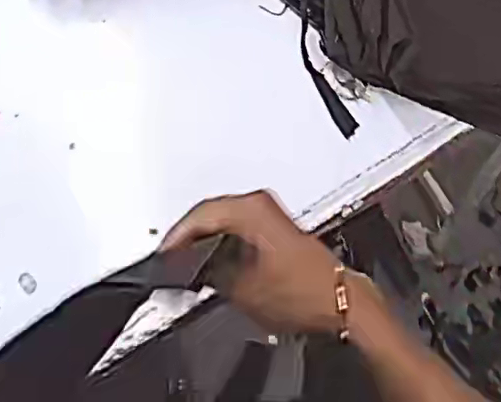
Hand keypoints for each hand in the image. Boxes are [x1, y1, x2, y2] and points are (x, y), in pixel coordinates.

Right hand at [161, 191, 343, 334]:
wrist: (336, 298)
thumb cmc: (303, 290)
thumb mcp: (243, 289)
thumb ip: (211, 272)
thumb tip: (195, 268)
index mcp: (250, 209)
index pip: (201, 213)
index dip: (178, 234)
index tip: (164, 249)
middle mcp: (259, 202)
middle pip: (211, 210)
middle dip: (189, 232)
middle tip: (171, 253)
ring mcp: (267, 210)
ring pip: (224, 215)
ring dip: (205, 234)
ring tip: (187, 257)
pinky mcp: (273, 223)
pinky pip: (237, 222)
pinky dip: (221, 236)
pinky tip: (213, 257)